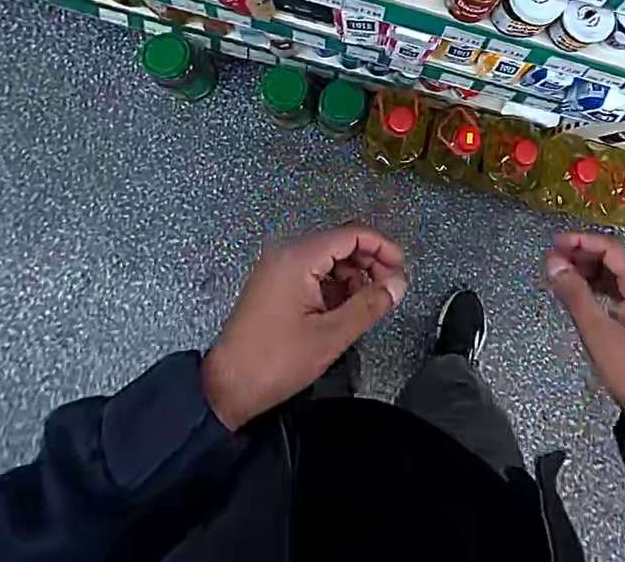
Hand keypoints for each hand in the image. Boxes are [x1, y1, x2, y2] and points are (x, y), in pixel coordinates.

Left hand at [202, 224, 407, 430]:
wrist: (224, 391)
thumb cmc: (272, 364)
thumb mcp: (331, 336)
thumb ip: (370, 304)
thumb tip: (398, 284)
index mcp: (297, 258)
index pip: (352, 234)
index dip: (382, 247)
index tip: (400, 268)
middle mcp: (286, 254)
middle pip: (341, 241)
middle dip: (370, 261)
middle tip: (389, 287)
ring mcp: (279, 267)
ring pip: (330, 256)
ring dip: (354, 275)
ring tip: (366, 304)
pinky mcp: (276, 282)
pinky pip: (315, 270)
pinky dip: (335, 284)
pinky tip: (343, 309)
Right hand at [544, 232, 624, 438]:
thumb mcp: (598, 332)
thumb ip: (574, 293)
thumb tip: (553, 263)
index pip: (612, 249)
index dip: (581, 242)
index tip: (555, 243)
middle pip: (615, 257)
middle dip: (583, 255)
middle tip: (553, 259)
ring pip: (617, 272)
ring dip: (590, 269)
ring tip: (561, 273)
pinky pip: (622, 287)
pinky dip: (600, 285)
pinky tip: (580, 289)